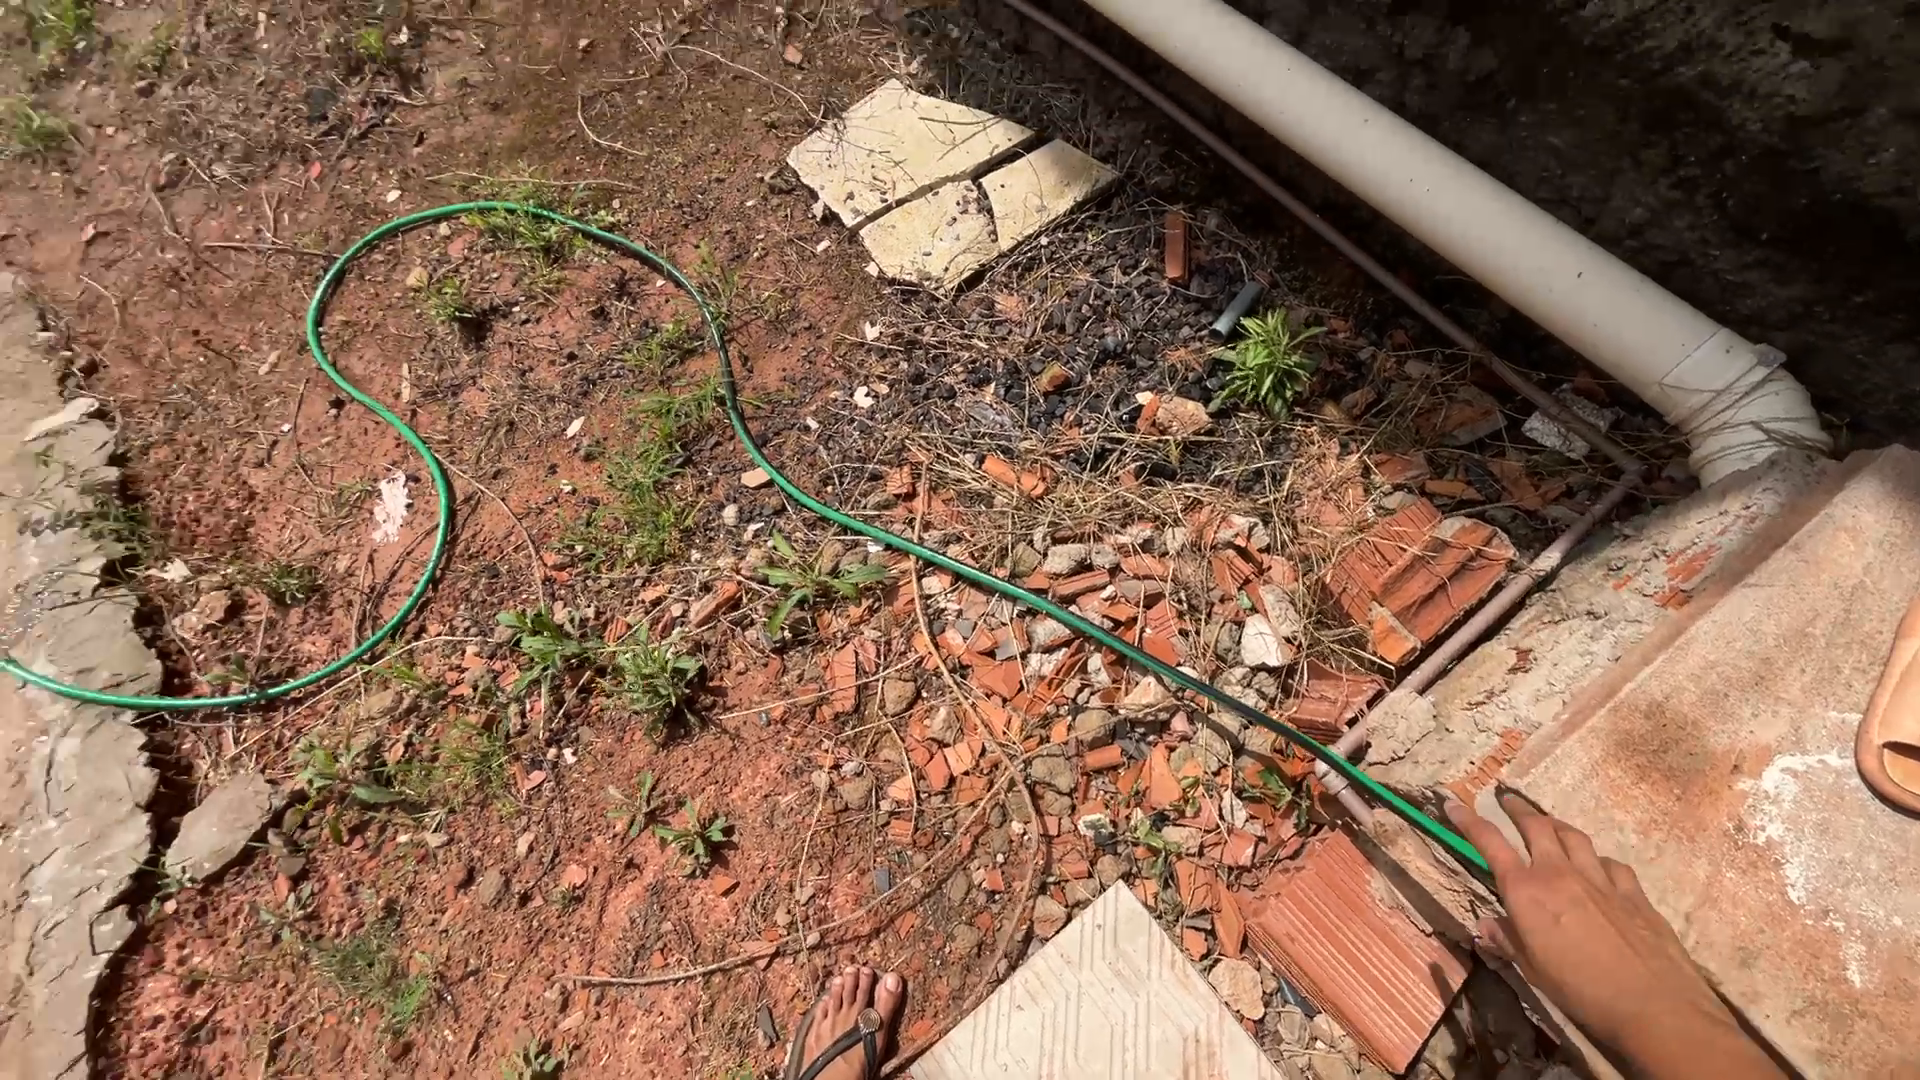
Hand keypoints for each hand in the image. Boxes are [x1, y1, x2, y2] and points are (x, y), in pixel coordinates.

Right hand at [1445, 792, 1786, 1079]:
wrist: (1658, 1011)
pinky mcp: (1636, 896)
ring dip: (1557, 825)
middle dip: (1517, 808)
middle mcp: (1559, 874)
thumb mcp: (1532, 969)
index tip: (1452, 803)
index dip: (1467, 819)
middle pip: (1536, 825)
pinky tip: (1600, 869)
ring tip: (1549, 824)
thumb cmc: (1582, 991)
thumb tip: (1487, 927)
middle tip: (1506, 799)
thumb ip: (1507, 940)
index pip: (1488, 841)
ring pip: (1575, 836)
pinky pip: (1613, 865)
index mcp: (1525, 890)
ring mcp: (1601, 882)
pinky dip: (1599, 860)